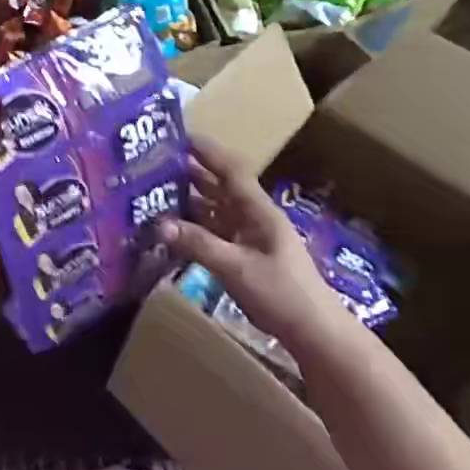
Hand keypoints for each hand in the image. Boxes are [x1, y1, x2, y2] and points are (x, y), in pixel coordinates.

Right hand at [160, 140, 352, 350]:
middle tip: (154, 164)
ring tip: (154, 193)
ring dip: (188, 201)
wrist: (316, 334)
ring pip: (214, 210)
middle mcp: (253, 217)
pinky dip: (192, 228)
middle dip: (190, 173)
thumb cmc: (283, 294)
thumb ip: (199, 244)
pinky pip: (213, 232)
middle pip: (219, 186)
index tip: (179, 135)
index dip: (208, 151)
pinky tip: (170, 230)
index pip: (231, 170)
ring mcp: (249, 237)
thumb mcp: (237, 268)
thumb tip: (159, 223)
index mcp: (258, 210)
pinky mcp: (244, 257)